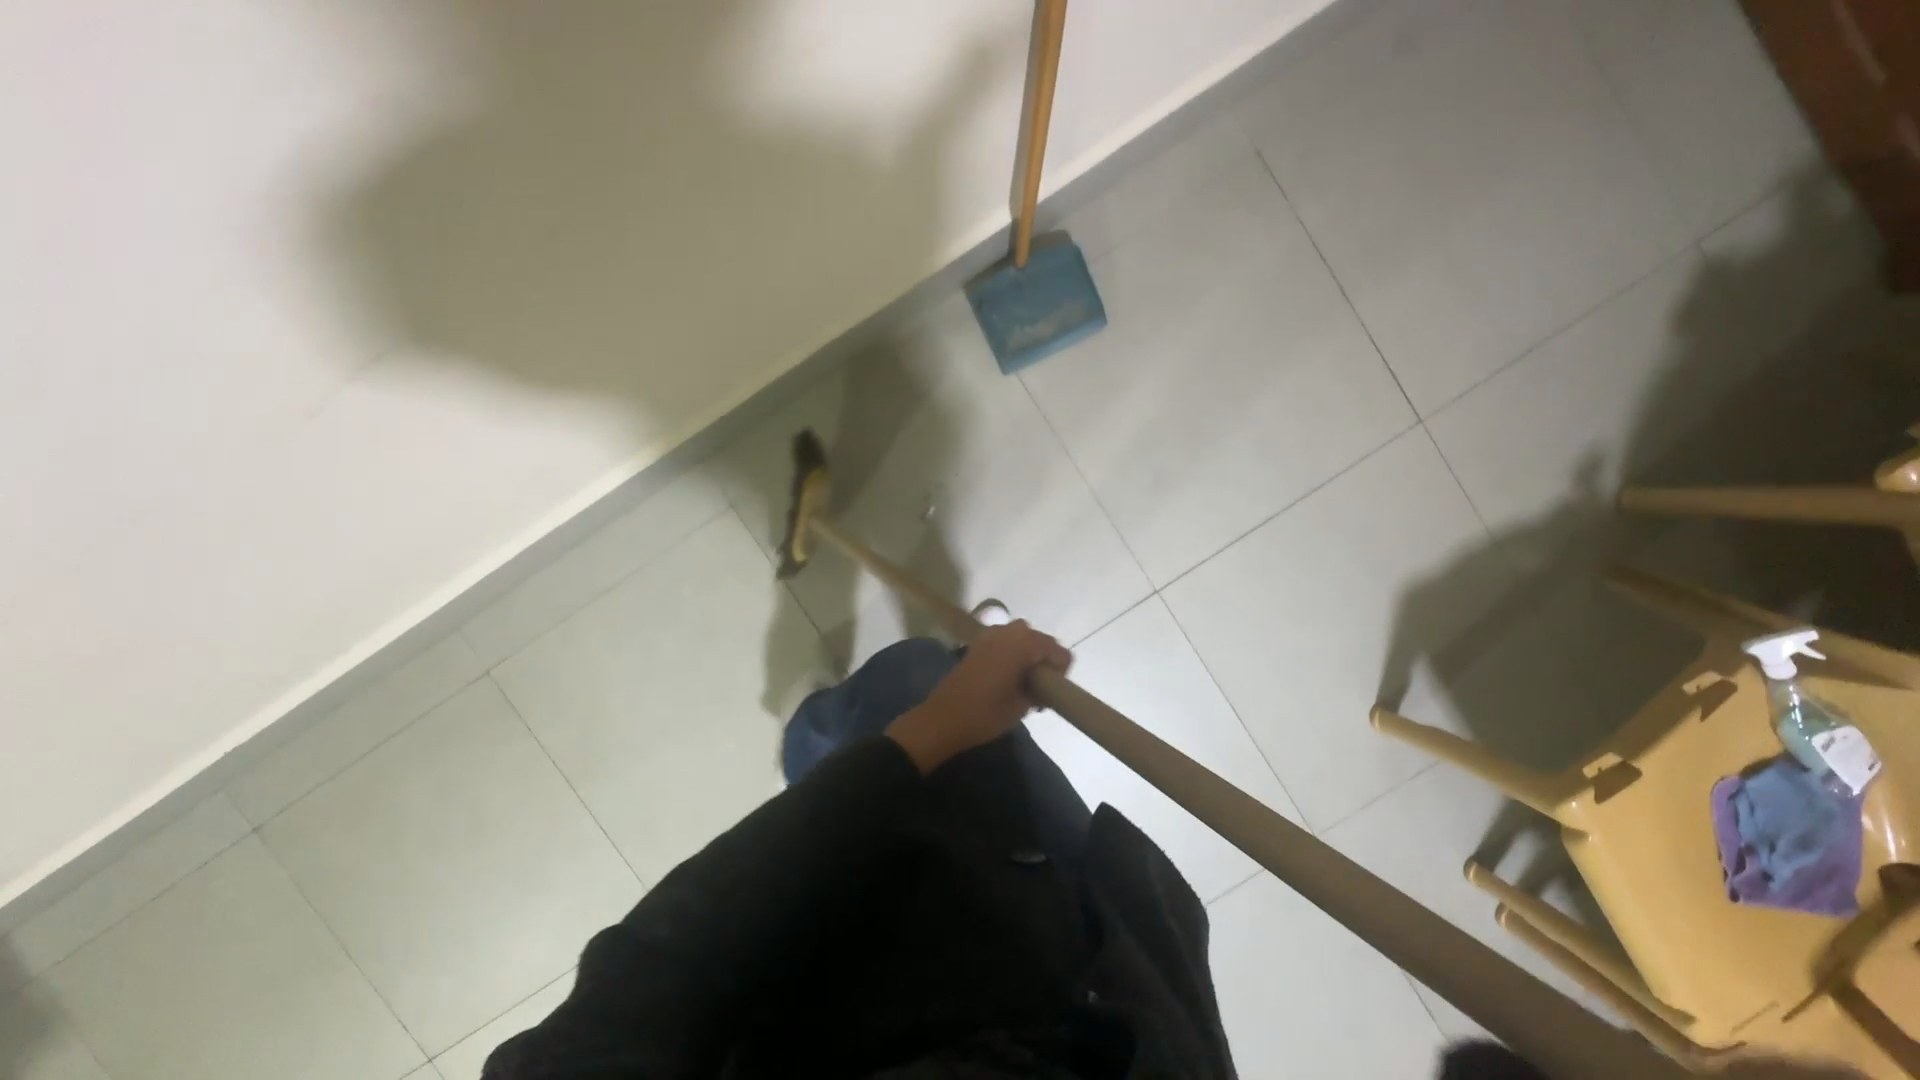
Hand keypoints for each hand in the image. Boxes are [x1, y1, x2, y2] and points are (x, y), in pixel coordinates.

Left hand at [885, 621, 1071, 774]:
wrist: (942, 718)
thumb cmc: (985, 714)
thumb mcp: (1022, 707)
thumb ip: (1040, 691)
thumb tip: (1044, 688)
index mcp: (1024, 644)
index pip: (1060, 653)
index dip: (1060, 674)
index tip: (1048, 695)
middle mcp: (1010, 631)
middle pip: (1042, 642)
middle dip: (1045, 663)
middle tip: (1038, 691)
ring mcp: (991, 634)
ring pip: (1024, 640)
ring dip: (1029, 658)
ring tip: (1022, 685)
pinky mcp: (978, 643)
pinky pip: (1006, 643)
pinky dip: (1012, 655)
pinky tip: (1006, 679)